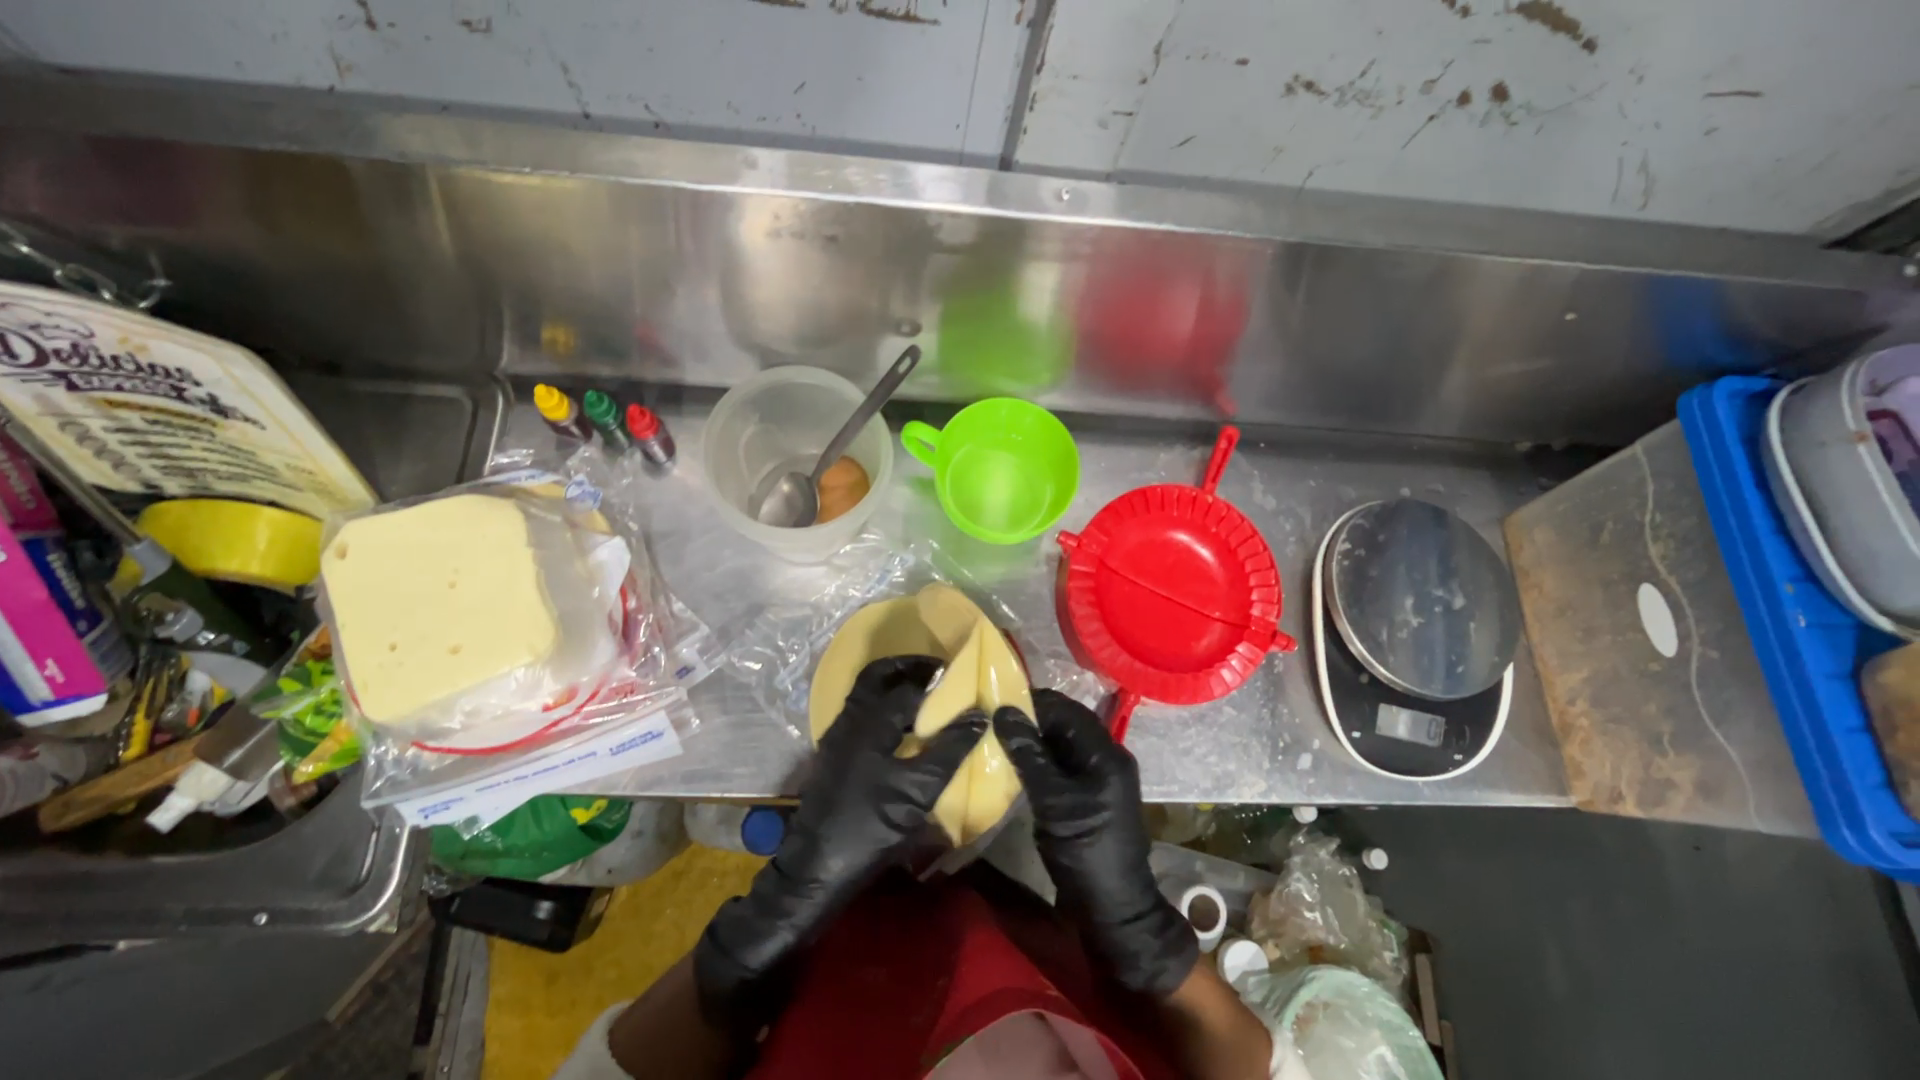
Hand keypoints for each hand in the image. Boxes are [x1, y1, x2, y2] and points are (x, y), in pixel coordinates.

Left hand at [695, 655, 985, 1038]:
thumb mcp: (918, 791)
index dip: (935, 679)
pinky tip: (904, 733)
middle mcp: (848, 722)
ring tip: (926, 700)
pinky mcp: (834, 757)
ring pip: (865, 697)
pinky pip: (861, 718)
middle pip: (876, 678)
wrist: (816, 867)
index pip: (906, 686)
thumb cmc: (869, 826)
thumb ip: (949, 750)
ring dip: (893, 689)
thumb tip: (978, 715)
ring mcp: (837, 739)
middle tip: (938, 674)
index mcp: (868, 723)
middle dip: (907, 669)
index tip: (960, 675)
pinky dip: (884, 711)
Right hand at [993, 689, 1196, 997]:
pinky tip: (1010, 766)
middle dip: (1028, 719)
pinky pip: (1060, 766)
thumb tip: (1004, 712)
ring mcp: (1098, 779)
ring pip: (1060, 746)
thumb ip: (1030, 755)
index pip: (1065, 709)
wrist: (1113, 909)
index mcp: (1105, 753)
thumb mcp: (1054, 802)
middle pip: (1063, 725)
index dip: (1031, 702)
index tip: (992, 700)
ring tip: (992, 739)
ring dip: (1030, 741)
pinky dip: (1037, 762)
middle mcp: (1105, 758)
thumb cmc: (1086, 852)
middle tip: (987, 719)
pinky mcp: (1087, 798)